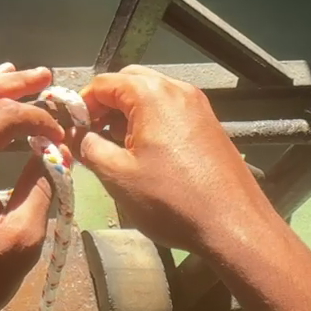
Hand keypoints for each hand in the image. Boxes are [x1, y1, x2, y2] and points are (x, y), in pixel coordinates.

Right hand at [75, 65, 270, 254]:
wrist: (237, 229)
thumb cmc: (173, 200)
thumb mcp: (118, 176)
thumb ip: (89, 147)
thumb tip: (78, 136)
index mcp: (151, 93)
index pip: (103, 83)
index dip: (82, 104)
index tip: (73, 130)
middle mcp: (176, 88)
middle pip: (128, 81)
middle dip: (106, 104)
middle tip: (94, 135)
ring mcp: (197, 105)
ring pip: (150, 94)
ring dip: (128, 112)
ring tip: (119, 147)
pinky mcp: (209, 123)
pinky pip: (170, 109)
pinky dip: (151, 121)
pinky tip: (148, 153)